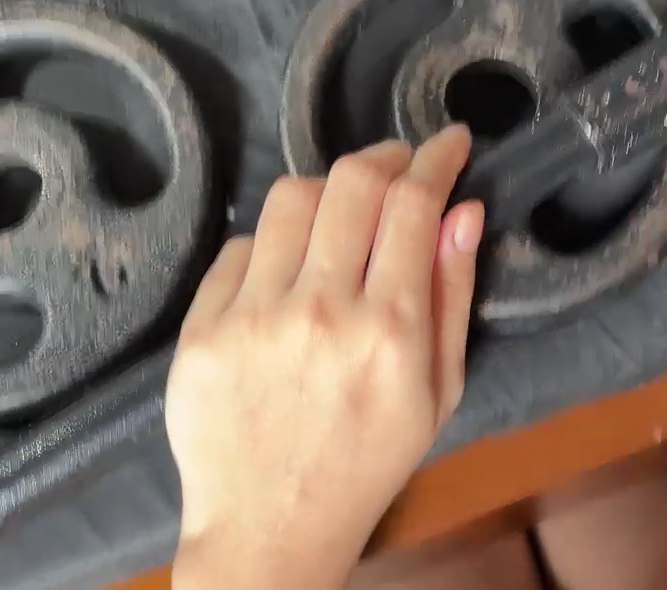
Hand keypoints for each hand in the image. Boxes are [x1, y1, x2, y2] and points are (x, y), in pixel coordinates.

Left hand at [165, 126, 484, 589]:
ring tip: (343, 211)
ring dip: (329, 188)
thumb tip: (464, 208)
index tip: (450, 138)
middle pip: (353, 180)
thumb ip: (452, 292)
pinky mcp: (202, 326)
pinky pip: (243, 243)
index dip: (437, 155)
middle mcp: (321, 310)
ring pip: (293, 195)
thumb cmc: (369, 461)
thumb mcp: (439, 390)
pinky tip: (289, 267)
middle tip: (399, 163)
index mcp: (390, 329)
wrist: (270, 529)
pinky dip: (276, 240)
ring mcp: (253, 315)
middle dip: (386, 153)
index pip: (414, 202)